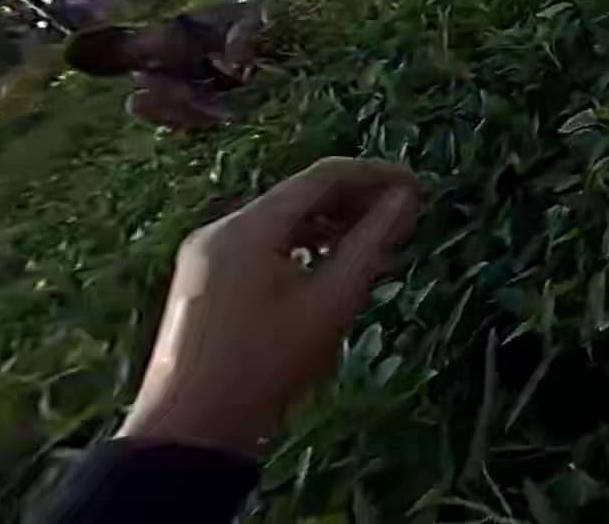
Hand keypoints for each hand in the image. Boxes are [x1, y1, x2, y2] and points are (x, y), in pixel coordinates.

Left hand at [116, 158, 421, 453]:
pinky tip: (342, 257)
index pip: (327, 175)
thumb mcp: (336, 294)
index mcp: (248, 227)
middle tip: (406, 214)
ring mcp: (211, 252)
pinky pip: (272, 238)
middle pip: (308, 192)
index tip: (419, 188)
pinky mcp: (210, 275)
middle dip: (362, 198)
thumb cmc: (269, 360)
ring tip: (383, 238)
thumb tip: (407, 196)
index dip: (380, 174)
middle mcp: (224, 229)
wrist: (189, 435)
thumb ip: (375, 236)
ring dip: (341, 219)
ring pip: (291, 214)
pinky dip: (313, 238)